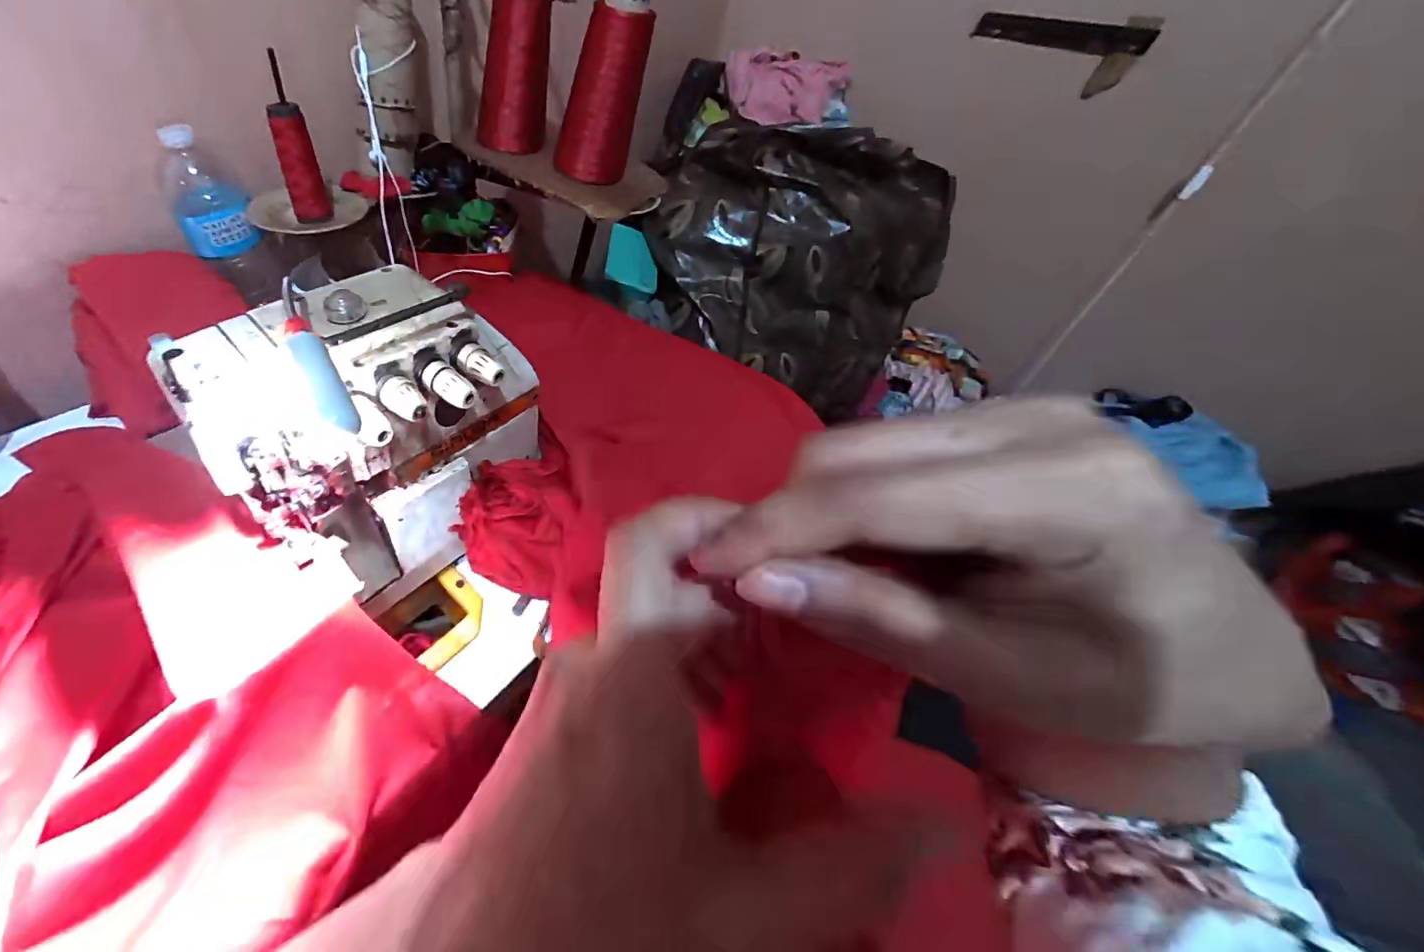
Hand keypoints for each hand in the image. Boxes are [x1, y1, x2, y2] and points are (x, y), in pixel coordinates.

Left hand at [396, 501, 948, 951]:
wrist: (484, 946)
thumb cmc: (602, 919)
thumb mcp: (738, 910)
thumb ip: (845, 863)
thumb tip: (939, 821)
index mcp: (631, 668)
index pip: (652, 537)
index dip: (714, 515)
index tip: (785, 540)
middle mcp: (593, 652)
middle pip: (666, 573)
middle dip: (740, 582)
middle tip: (814, 614)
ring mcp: (570, 677)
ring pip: (649, 613)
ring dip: (713, 625)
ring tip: (784, 664)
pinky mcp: (562, 706)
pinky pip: (629, 652)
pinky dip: (682, 658)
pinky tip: (725, 711)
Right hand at [690, 398, 1328, 819]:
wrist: (1226, 652)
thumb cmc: (1125, 689)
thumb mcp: (998, 674)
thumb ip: (874, 618)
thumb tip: (752, 579)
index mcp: (1073, 493)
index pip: (882, 496)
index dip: (780, 526)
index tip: (707, 560)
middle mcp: (1047, 420)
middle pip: (858, 450)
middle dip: (790, 512)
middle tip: (764, 574)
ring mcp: (1030, 404)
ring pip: (863, 438)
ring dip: (820, 502)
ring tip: (832, 565)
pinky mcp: (1009, 410)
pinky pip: (890, 441)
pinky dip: (856, 491)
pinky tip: (878, 538)